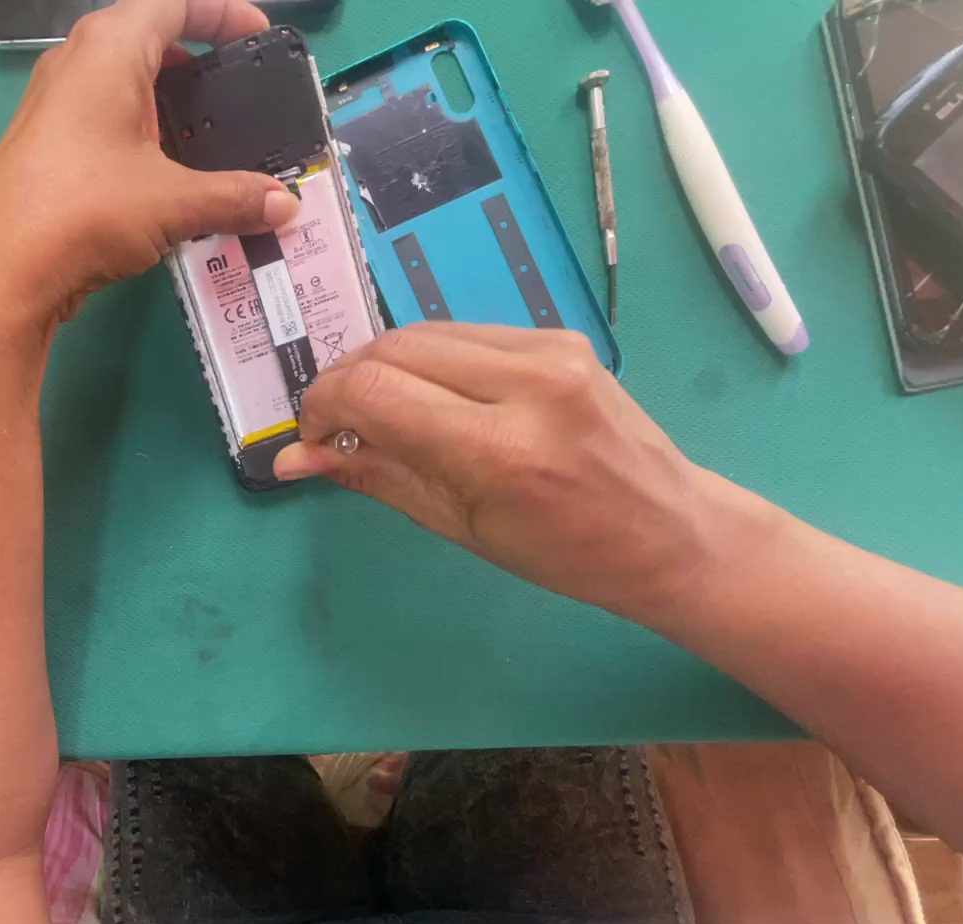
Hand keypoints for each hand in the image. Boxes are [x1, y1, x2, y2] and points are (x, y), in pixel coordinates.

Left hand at [0, 0, 300, 329]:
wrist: (5, 271)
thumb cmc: (86, 210)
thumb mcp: (173, 202)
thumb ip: (234, 198)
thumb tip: (286, 206)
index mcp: (108, 48)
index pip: (175, 2)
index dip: (223, 13)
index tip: (258, 40)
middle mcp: (76, 64)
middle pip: (148, 45)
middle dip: (196, 72)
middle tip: (235, 107)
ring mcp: (54, 109)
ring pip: (124, 93)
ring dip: (167, 116)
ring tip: (207, 153)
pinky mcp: (47, 152)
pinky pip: (105, 130)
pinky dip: (140, 146)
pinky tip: (163, 187)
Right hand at [273, 324, 773, 623]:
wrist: (669, 529)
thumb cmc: (558, 551)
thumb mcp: (453, 525)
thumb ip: (371, 476)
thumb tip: (293, 460)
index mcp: (498, 448)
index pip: (373, 392)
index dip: (323, 407)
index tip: (315, 438)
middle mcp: (525, 380)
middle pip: (389, 349)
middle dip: (343, 383)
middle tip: (335, 427)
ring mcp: (548, 347)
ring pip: (419, 332)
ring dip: (378, 368)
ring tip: (375, 413)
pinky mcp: (557, 335)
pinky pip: (459, 333)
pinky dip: (420, 360)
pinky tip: (424, 395)